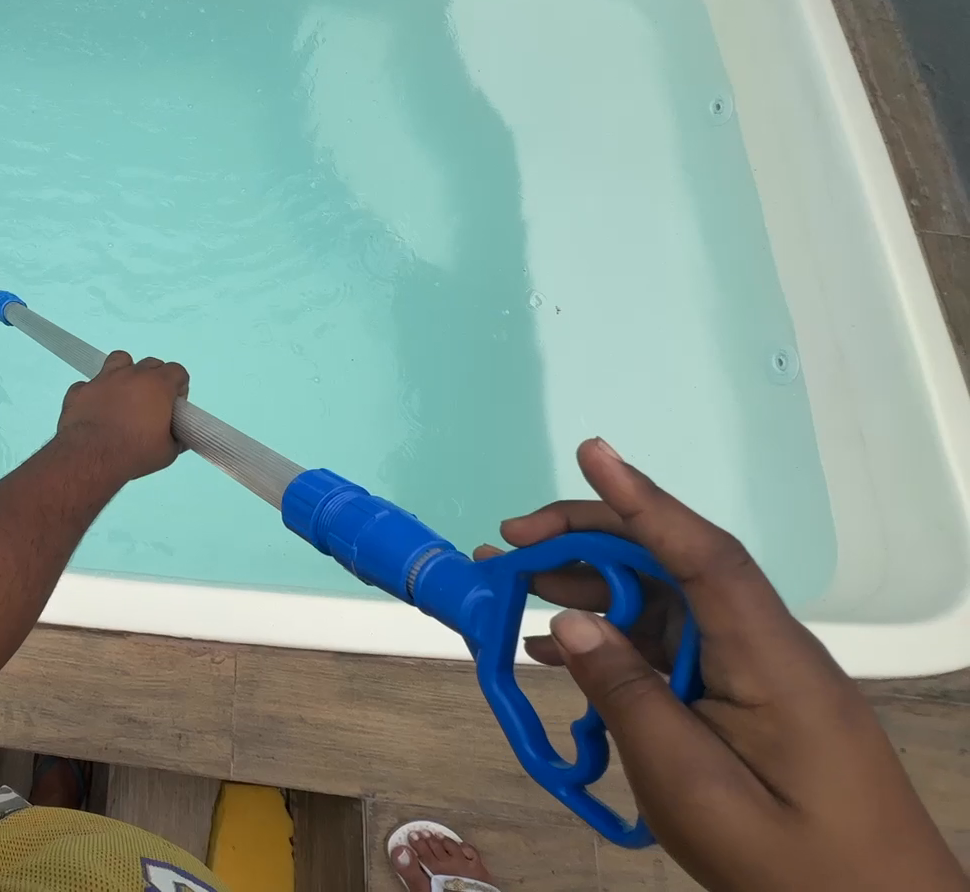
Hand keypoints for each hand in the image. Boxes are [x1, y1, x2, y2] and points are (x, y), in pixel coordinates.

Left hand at [52, 351, 187, 483]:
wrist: (91, 458)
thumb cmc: (135, 453)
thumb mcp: (168, 452)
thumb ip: (175, 437)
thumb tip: (176, 436)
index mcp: (157, 385)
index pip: (177, 371)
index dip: (178, 388)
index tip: (174, 405)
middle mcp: (131, 374)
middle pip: (150, 364)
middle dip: (154, 380)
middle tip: (151, 404)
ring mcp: (102, 379)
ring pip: (118, 360)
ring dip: (124, 374)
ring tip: (122, 396)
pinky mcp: (79, 390)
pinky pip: (88, 385)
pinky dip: (93, 394)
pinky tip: (94, 410)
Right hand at [491, 438, 964, 891]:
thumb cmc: (794, 869)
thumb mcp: (695, 788)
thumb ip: (627, 697)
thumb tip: (565, 619)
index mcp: (771, 661)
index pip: (704, 555)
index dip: (644, 499)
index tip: (592, 451)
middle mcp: (759, 648)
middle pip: (667, 564)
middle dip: (585, 538)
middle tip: (508, 540)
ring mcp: (744, 671)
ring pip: (652, 599)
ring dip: (578, 585)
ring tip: (506, 580)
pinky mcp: (728, 694)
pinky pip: (653, 643)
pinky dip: (595, 634)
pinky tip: (544, 646)